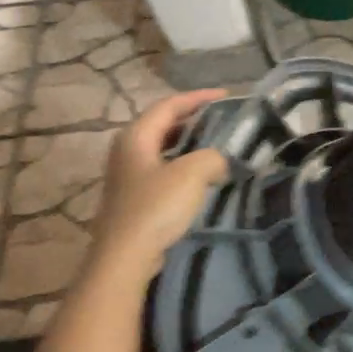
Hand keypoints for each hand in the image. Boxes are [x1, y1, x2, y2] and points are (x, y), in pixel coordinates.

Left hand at [90, 91, 231, 278]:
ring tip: (218, 146)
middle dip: (194, 120)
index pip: (168, 105)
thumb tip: (219, 161)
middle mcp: (127, 151)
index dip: (198, 98)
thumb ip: (213, 157)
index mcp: (136, 137)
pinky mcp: (134, 198)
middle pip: (163, 125)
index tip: (226, 96)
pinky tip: (202, 178)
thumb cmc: (156, 207)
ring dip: (190, 145)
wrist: (126, 256)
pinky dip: (184, 166)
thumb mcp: (192, 173)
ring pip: (163, 149)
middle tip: (224, 120)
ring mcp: (128, 176)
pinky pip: (163, 171)